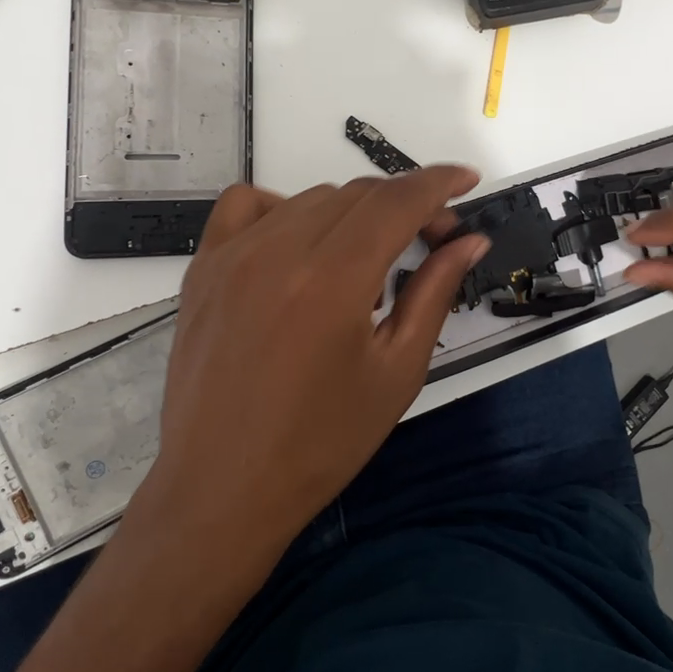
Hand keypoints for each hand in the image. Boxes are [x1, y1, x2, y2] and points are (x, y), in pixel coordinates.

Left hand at [152, 167, 490, 547]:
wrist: (224, 490)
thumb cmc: (322, 443)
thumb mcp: (397, 371)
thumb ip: (435, 292)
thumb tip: (469, 241)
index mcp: (334, 280)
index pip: (398, 201)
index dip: (440, 183)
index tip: (468, 182)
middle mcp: (280, 251)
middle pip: (359, 194)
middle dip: (407, 205)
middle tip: (432, 242)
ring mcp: (233, 255)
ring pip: (312, 197)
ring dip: (355, 213)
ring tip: (367, 264)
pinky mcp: (203, 267)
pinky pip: (248, 204)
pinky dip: (285, 207)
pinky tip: (299, 245)